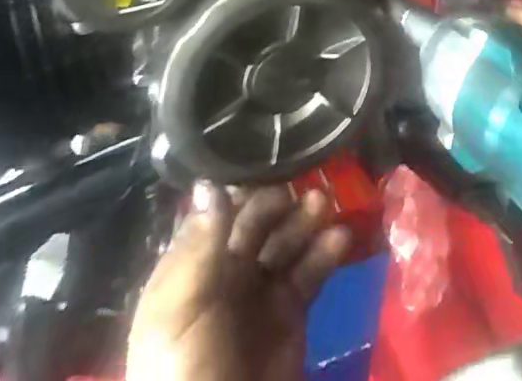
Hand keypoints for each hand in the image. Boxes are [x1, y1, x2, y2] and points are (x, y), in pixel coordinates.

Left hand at [127, 184, 350, 380]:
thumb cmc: (186, 371)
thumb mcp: (180, 312)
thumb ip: (201, 247)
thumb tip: (212, 182)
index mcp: (187, 273)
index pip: (214, 216)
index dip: (240, 189)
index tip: (269, 162)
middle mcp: (224, 276)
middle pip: (255, 225)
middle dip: (279, 203)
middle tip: (304, 186)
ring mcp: (260, 293)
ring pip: (286, 242)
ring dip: (306, 221)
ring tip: (324, 204)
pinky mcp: (292, 311)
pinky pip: (311, 270)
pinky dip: (327, 251)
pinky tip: (341, 238)